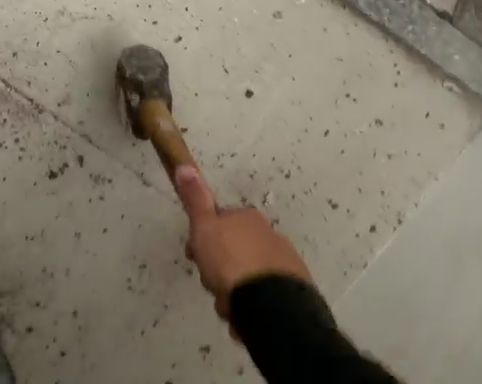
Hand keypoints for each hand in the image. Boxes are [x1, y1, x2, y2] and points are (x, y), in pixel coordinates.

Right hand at [173, 165, 313, 322]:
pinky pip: (266, 294)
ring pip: (250, 274)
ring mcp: (286, 265)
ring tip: (228, 305)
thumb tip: (184, 166)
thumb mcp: (204, 227)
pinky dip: (255, 303)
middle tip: (210, 282)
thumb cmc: (230, 261)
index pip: (221, 222)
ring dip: (236, 288)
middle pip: (236, 249)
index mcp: (249, 218)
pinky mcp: (297, 293)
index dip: (204, 239)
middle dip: (221, 267)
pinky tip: (245, 314)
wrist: (272, 306)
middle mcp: (271, 236)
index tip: (195, 255)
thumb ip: (195, 199)